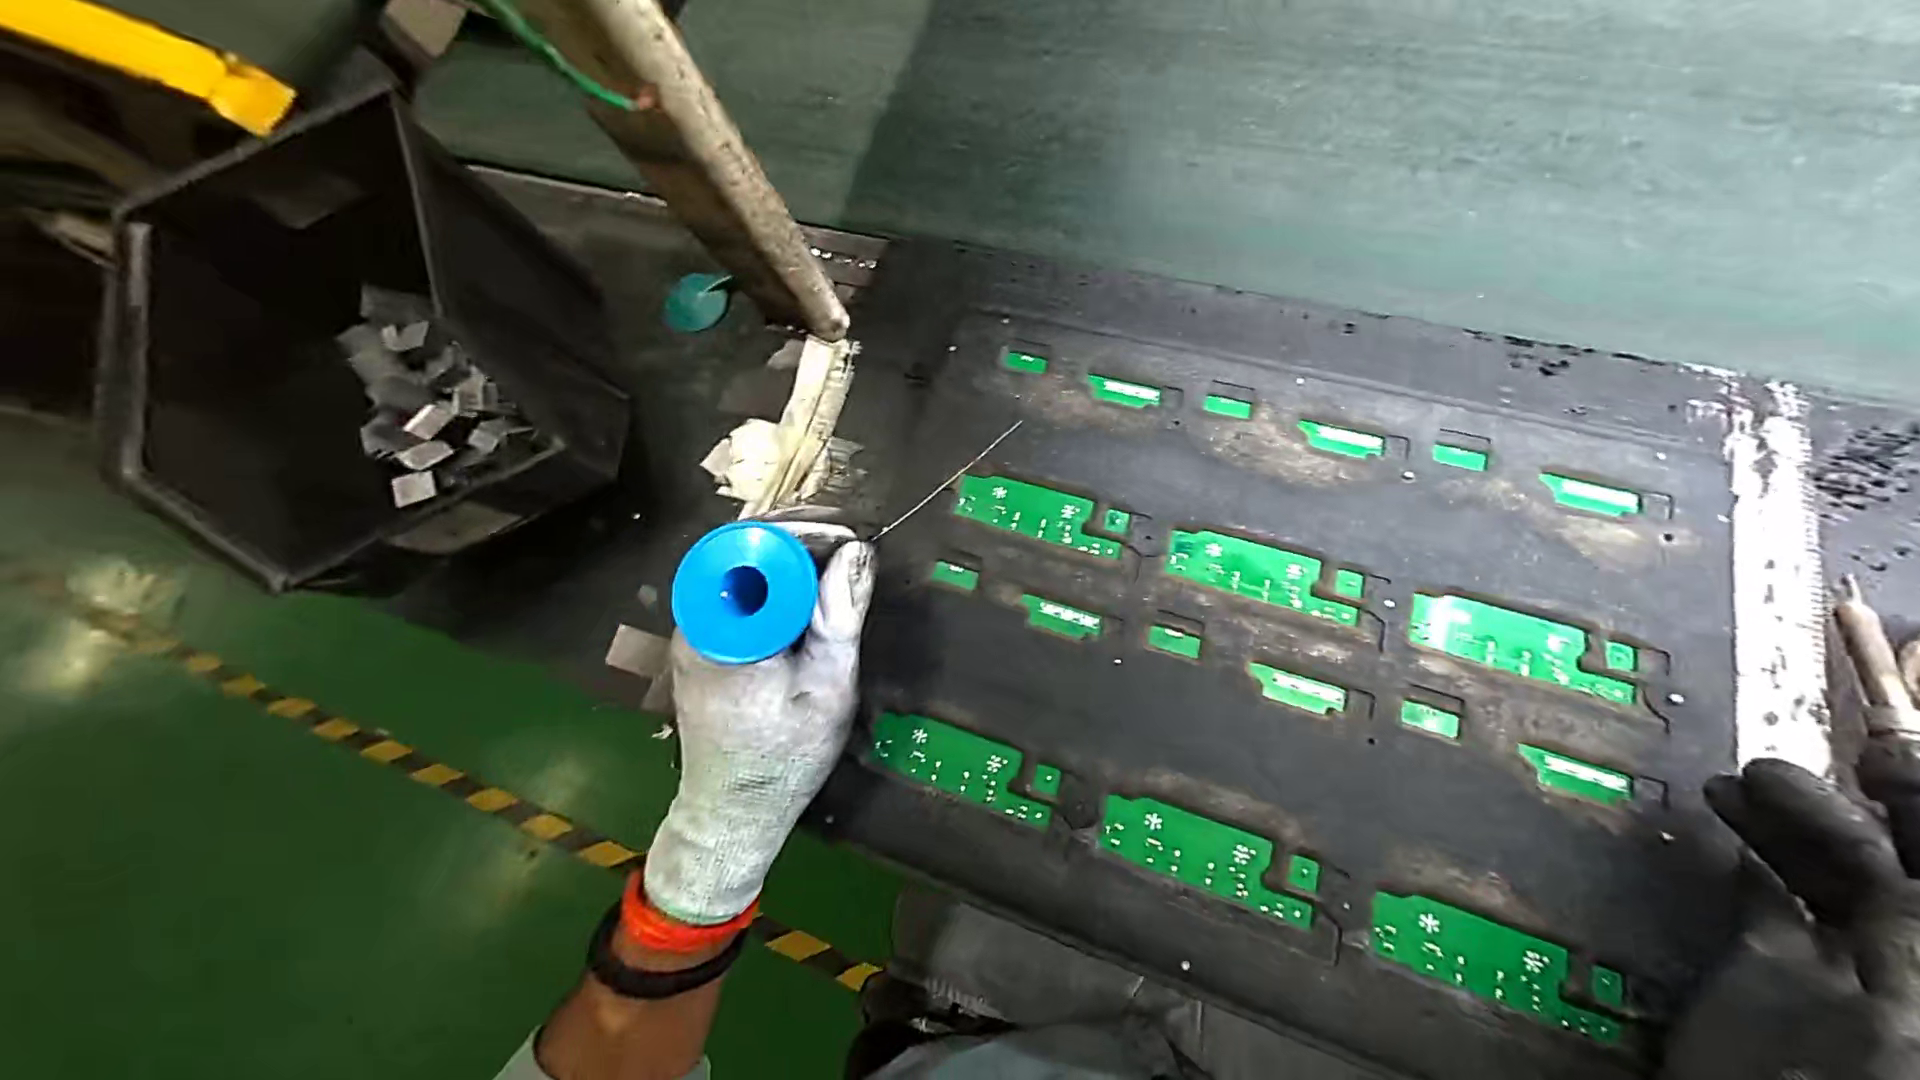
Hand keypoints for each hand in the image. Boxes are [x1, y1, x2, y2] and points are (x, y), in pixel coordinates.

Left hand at [643, 530, 874, 924]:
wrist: (733, 812)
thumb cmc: (785, 757)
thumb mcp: (827, 685)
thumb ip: (840, 614)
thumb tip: (858, 551)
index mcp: (720, 632)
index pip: (755, 550)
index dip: (805, 535)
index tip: (849, 540)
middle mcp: (694, 623)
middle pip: (743, 553)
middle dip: (799, 542)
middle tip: (847, 550)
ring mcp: (693, 634)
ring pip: (741, 572)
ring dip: (790, 565)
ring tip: (835, 569)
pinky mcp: (703, 647)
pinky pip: (740, 597)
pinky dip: (777, 590)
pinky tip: (810, 600)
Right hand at [1662, 758, 1919, 1078]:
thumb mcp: (1904, 1017)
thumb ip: (1911, 930)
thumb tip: (1890, 851)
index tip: (1878, 755)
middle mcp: (1912, 960)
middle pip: (1898, 868)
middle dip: (1856, 807)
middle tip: (1807, 757)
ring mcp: (1847, 970)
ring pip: (1832, 877)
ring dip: (1787, 823)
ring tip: (1735, 780)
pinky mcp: (1776, 971)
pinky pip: (1768, 901)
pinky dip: (1747, 860)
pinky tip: (1721, 824)